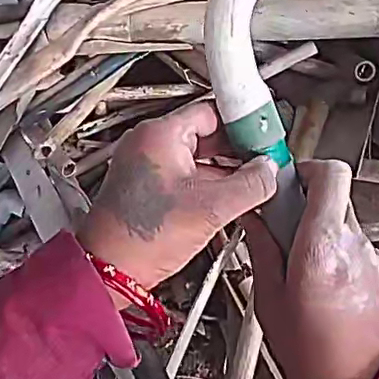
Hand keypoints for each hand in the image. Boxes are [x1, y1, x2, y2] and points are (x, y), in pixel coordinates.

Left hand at [78, 103, 277, 290]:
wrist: (110, 268)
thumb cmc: (141, 237)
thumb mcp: (211, 208)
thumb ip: (250, 184)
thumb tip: (268, 171)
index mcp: (160, 135)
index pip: (212, 110)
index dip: (243, 122)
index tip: (263, 136)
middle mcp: (147, 143)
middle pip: (205, 132)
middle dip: (237, 148)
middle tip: (262, 162)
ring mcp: (143, 164)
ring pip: (195, 155)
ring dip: (223, 168)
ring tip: (248, 183)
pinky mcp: (144, 186)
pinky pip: (182, 173)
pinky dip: (205, 182)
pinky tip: (225, 198)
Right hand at [243, 160, 378, 378]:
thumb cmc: (314, 354)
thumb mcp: (269, 298)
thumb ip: (263, 249)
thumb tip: (254, 219)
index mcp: (322, 247)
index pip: (329, 174)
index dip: (303, 169)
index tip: (280, 182)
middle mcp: (353, 245)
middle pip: (332, 194)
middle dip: (302, 201)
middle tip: (277, 223)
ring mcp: (369, 257)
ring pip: (340, 217)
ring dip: (314, 225)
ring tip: (292, 258)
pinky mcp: (376, 269)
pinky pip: (349, 241)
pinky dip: (328, 245)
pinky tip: (311, 275)